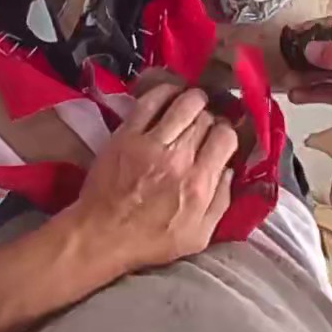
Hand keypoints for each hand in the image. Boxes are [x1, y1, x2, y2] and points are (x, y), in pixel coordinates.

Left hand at [64, 84, 237, 272]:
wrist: (102, 234)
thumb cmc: (151, 239)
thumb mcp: (198, 235)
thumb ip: (221, 202)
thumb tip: (229, 171)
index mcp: (199, 182)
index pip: (225, 137)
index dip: (227, 132)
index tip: (222, 138)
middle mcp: (178, 158)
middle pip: (206, 118)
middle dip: (211, 117)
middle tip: (206, 124)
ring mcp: (150, 143)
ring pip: (184, 104)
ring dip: (194, 99)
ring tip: (195, 102)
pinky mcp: (127, 134)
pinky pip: (150, 102)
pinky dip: (165, 92)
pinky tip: (171, 94)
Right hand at [284, 16, 331, 166]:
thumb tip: (311, 47)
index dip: (317, 29)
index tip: (292, 34)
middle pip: (331, 48)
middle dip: (308, 53)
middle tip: (285, 59)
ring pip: (326, 70)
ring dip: (306, 74)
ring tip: (287, 80)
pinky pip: (328, 91)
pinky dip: (312, 92)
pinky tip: (297, 96)